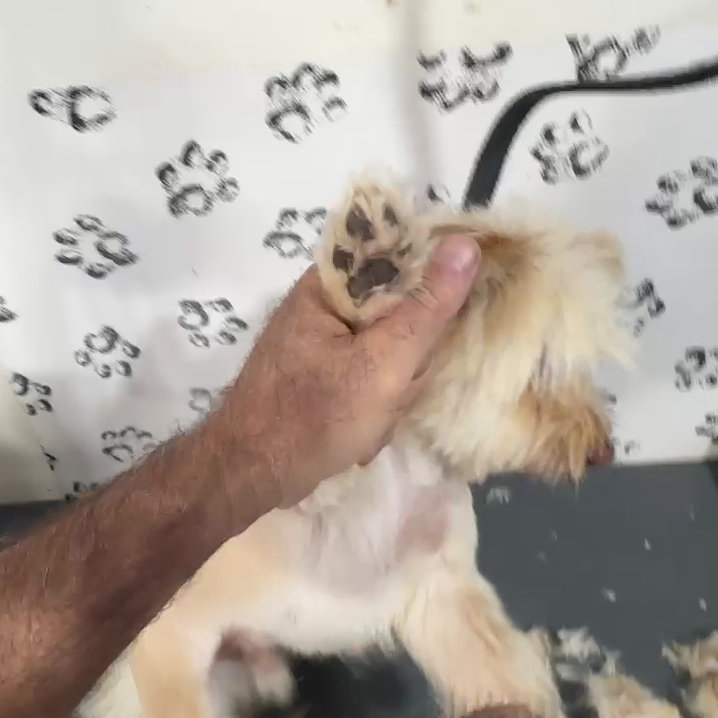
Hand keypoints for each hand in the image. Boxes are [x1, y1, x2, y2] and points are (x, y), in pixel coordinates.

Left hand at [203, 235, 480, 510]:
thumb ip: (428, 308)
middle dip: (409, 358)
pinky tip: (364, 431)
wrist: (250, 473)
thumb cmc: (313, 415)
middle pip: (400, 309)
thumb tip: (467, 244)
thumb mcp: (383, 363)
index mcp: (330, 284)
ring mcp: (321, 342)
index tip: (448, 322)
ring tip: (375, 416)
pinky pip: (370, 376)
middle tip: (397, 387)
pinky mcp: (322, 374)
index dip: (434, 283)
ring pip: (390, 350)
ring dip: (393, 390)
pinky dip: (374, 405)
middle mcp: (324, 304)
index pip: (401, 256)